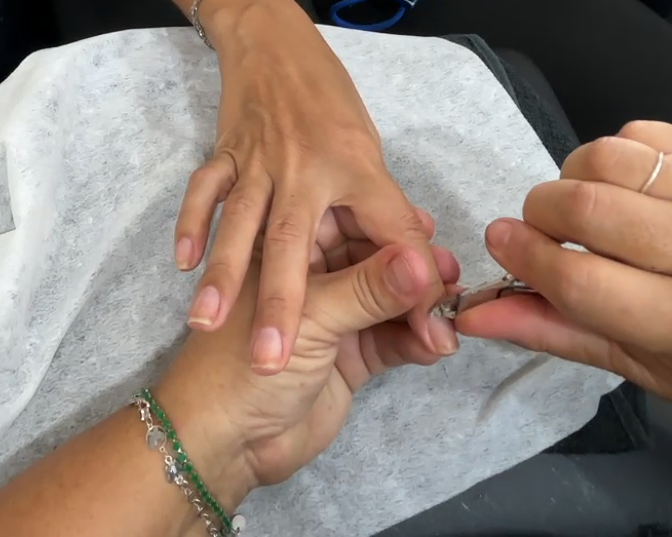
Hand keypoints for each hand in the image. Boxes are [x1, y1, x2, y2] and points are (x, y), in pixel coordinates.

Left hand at [155, 240, 459, 500]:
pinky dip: (411, 341)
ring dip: (416, 307)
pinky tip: (436, 345)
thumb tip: (420, 258)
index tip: (432, 236)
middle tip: (451, 273)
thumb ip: (367, 288)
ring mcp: (331, 316)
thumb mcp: (312, 316)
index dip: (390, 232)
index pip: (349, 228)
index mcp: (289, 246)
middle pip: (372, 262)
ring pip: (384, 302)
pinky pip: (387, 341)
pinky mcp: (347, 357)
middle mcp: (312, 274)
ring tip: (452, 311)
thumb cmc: (241, 361)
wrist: (220, 442)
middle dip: (412, 270)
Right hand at [178, 0, 452, 372]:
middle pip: (295, 239)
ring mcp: (259, 158)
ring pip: (240, 220)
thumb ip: (383, 202)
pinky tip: (183, 261)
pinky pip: (205, 188)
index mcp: (353, 163)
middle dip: (284, 302)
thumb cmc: (328, 93)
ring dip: (223, 272)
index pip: (388, 227)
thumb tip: (416, 254)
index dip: (411, 278)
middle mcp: (305, 166)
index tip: (424, 332)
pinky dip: (191, 221)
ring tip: (208, 322)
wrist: (273, 40)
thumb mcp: (368, 144)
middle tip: (273, 361)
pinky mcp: (226, 150)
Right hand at [454, 121, 671, 421]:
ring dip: (572, 180)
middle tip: (543, 232)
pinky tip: (625, 191)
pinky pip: (635, 133)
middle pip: (587, 207)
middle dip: (541, 214)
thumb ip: (549, 331)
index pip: (580, 278)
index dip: (524, 257)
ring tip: (587, 212)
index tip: (501, 244)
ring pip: (604, 159)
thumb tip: (473, 314)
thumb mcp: (635, 367)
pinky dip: (608, 158)